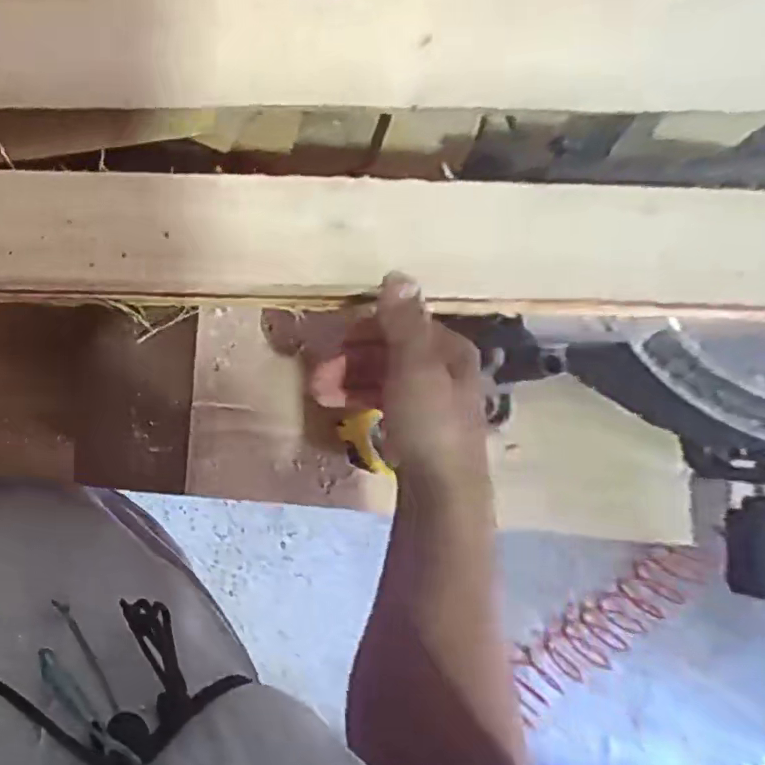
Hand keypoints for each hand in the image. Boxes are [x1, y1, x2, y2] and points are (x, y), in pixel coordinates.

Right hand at [310, 272, 488, 485]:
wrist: (442, 489)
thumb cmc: (427, 422)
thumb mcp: (412, 367)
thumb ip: (402, 323)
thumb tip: (397, 275)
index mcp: (448, 350)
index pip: (400, 324)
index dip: (363, 330)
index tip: (332, 343)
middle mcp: (443, 368)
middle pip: (388, 349)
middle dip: (348, 358)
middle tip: (316, 376)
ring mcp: (430, 398)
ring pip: (382, 374)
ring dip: (347, 379)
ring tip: (318, 395)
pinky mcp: (417, 423)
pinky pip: (383, 397)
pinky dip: (358, 397)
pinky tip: (337, 406)